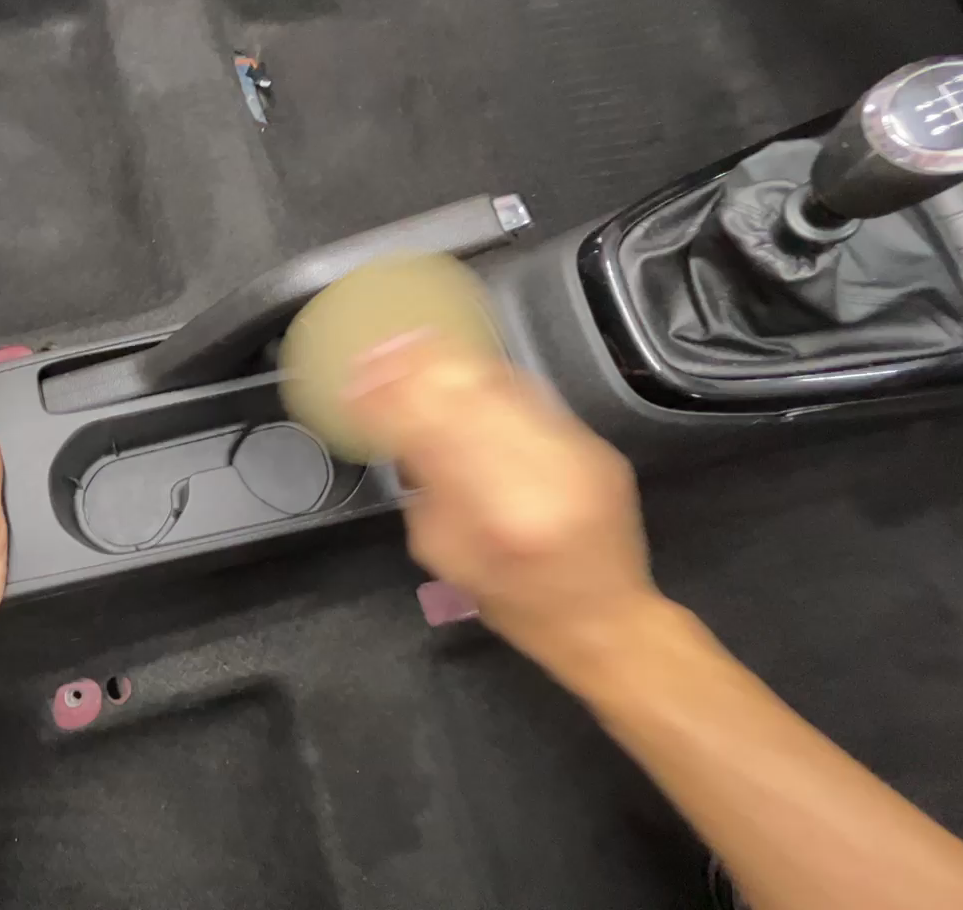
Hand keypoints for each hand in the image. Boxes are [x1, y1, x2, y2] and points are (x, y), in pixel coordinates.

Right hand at [344, 333, 660, 672]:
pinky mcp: (592, 445)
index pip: (430, 436)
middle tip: (382, 351)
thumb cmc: (515, 601)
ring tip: (415, 344)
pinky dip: (490, 376)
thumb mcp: (446, 556)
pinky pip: (531, 397)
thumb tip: (398, 434)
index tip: (358, 384)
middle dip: (416, 370)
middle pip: (467, 400)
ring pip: (501, 389)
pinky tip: (462, 364)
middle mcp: (538, 476)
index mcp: (493, 515)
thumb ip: (422, 490)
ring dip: (451, 362)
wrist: (605, 618)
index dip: (389, 402)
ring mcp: (572, 455)